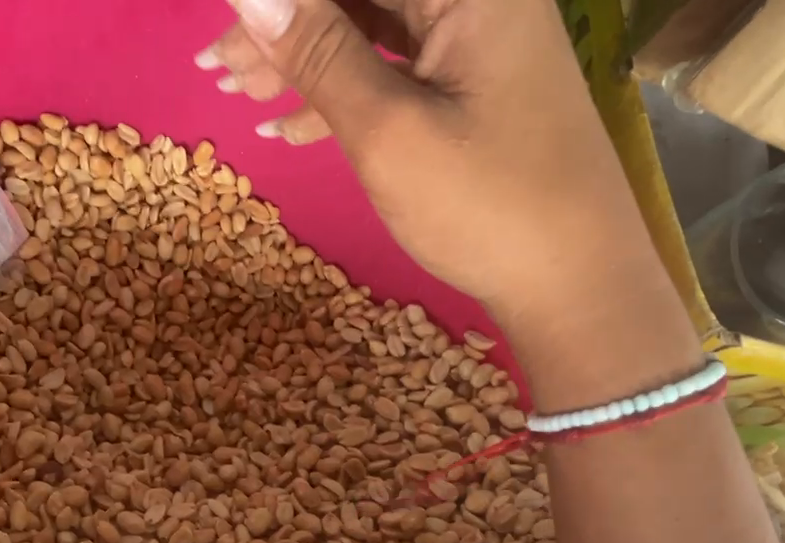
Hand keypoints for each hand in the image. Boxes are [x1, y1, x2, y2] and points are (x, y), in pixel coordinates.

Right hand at [196, 0, 672, 341]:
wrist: (570, 276)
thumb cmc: (483, 203)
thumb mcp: (388, 129)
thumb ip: (318, 52)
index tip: (226, 25)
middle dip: (283, 22)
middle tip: (214, 63)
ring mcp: (470, 43)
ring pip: (365, 28)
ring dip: (299, 59)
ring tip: (234, 89)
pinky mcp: (464, 90)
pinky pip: (387, 71)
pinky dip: (335, 95)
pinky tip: (283, 127)